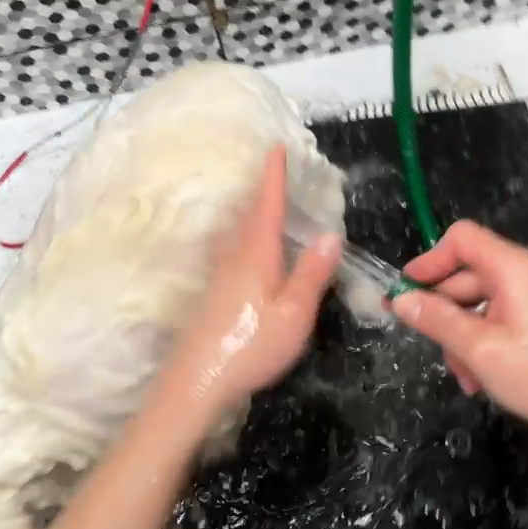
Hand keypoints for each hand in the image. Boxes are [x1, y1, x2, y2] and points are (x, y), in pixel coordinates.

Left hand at [156, 147, 341, 424]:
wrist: (198, 380)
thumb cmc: (252, 345)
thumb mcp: (294, 313)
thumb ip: (311, 273)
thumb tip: (330, 233)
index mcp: (256, 254)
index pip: (267, 205)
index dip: (273, 176)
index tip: (276, 147)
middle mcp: (234, 256)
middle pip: (250, 215)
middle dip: (264, 190)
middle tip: (277, 170)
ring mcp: (219, 274)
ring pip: (238, 232)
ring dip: (252, 212)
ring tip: (266, 204)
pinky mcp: (213, 293)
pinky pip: (232, 249)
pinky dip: (246, 235)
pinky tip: (249, 250)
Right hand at [392, 221, 527, 445]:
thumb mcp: (479, 349)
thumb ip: (437, 320)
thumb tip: (401, 300)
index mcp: (515, 268)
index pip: (462, 239)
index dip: (430, 260)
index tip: (407, 290)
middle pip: (469, 274)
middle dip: (445, 312)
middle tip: (429, 345)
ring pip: (483, 301)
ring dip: (464, 334)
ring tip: (464, 375)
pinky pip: (503, 314)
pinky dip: (485, 338)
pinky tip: (480, 375)